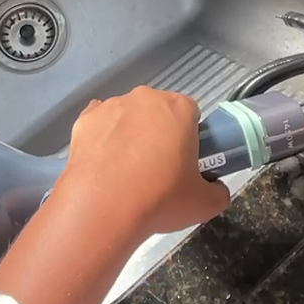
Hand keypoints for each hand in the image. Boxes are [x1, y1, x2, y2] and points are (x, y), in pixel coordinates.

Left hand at [57, 87, 230, 240]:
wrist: (102, 205)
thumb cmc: (159, 198)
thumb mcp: (203, 205)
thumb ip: (218, 192)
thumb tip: (216, 189)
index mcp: (179, 108)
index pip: (191, 112)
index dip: (190, 136)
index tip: (185, 161)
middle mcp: (146, 98)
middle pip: (158, 111)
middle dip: (160, 133)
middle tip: (158, 170)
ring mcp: (112, 104)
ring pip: (128, 116)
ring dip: (130, 135)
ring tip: (125, 174)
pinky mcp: (85, 118)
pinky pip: (100, 123)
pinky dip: (103, 138)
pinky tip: (103, 164)